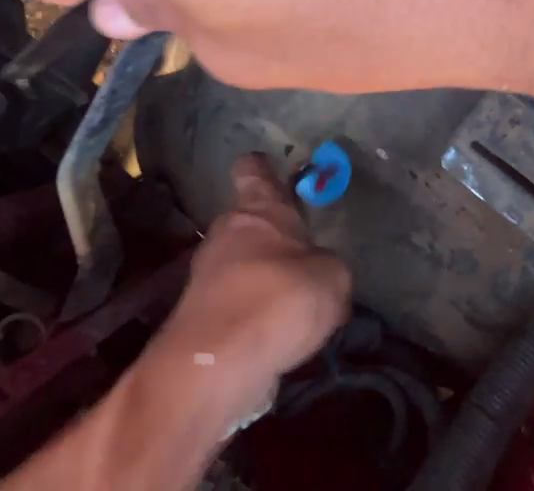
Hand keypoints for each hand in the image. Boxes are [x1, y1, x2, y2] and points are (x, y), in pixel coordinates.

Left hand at [145, 154, 350, 418]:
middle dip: (272, 238)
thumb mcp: (333, 277)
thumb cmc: (279, 299)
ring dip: (263, 280)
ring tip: (296, 308)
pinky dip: (253, 317)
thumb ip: (329, 266)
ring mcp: (207, 275)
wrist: (218, 364)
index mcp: (257, 210)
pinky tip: (277, 338)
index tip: (274, 170)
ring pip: (240, 266)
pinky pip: (235, 306)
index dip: (264, 168)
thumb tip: (320, 270)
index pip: (254, 170)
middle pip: (247, 222)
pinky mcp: (200, 316)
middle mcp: (226, 232)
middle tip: (305, 259)